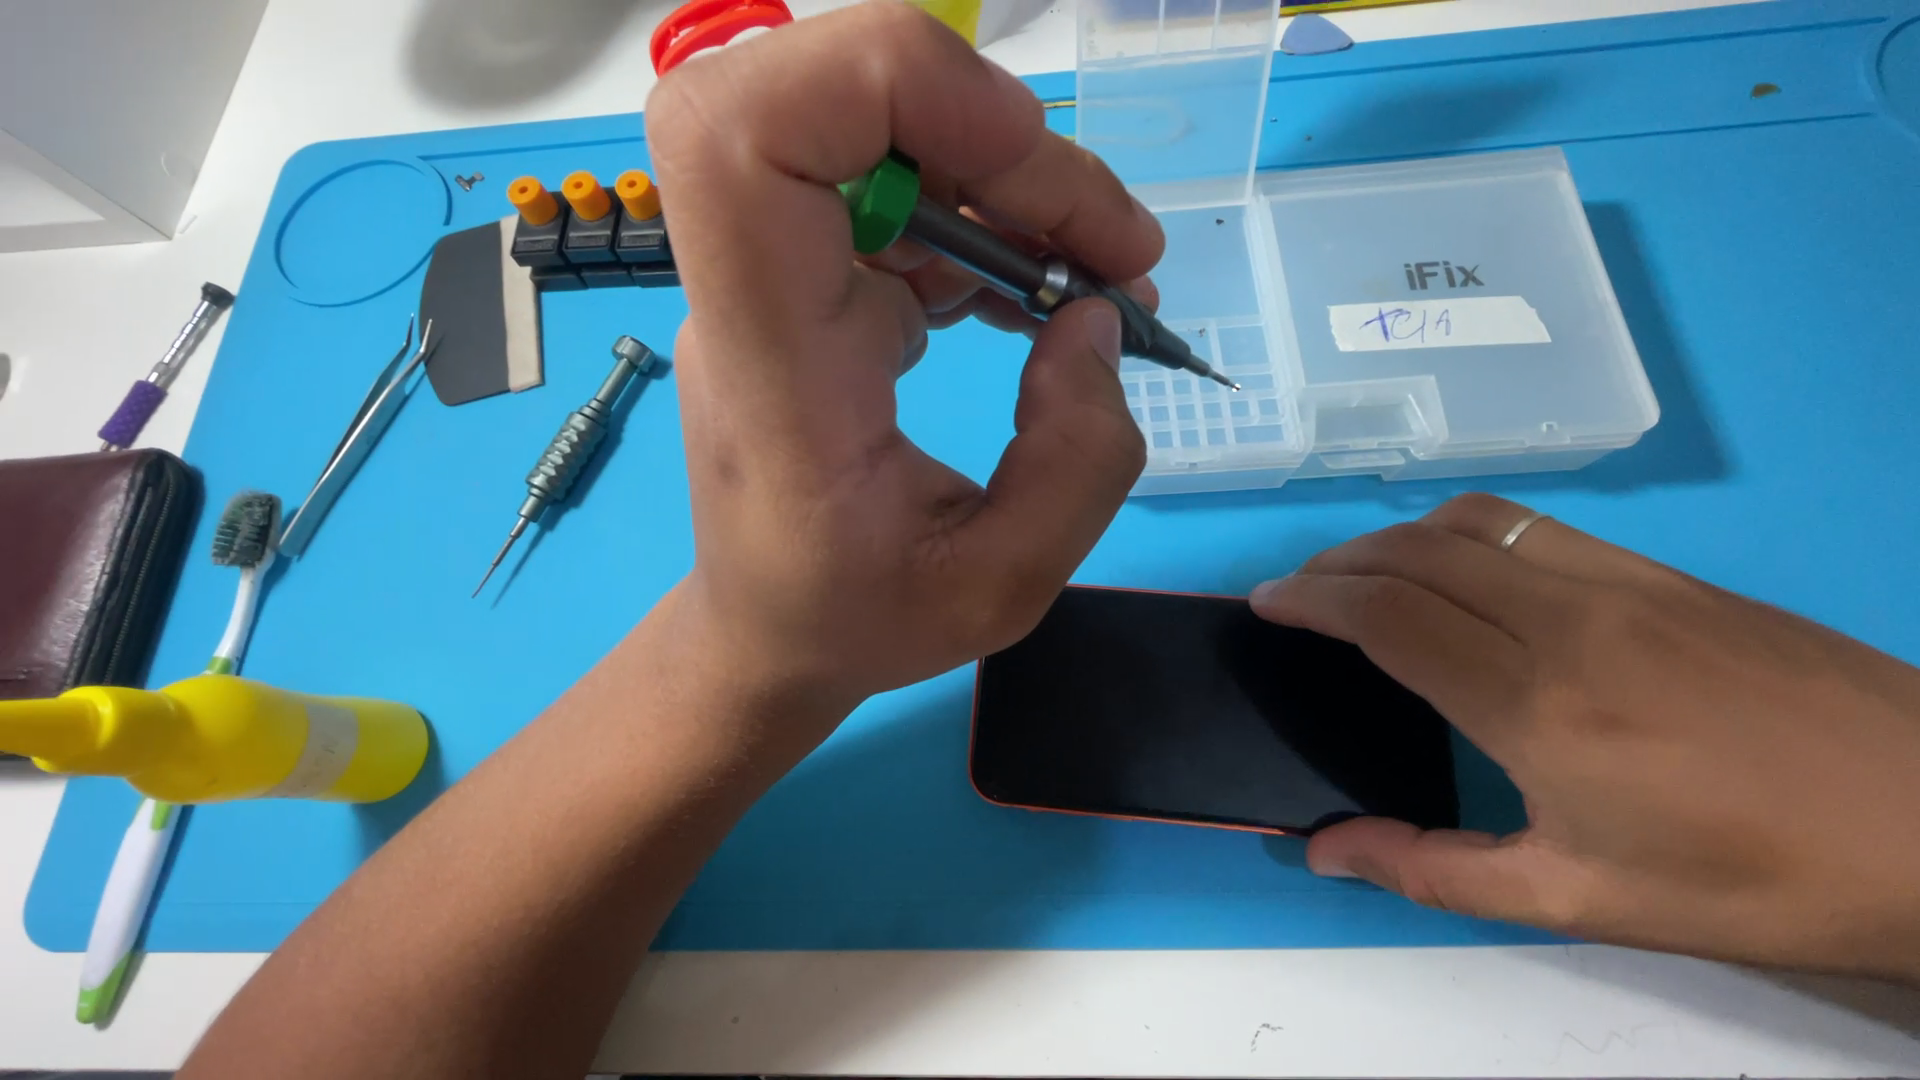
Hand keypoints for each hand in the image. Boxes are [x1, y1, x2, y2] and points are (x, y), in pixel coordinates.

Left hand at [646, 3, 1155, 722]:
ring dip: (1011, 186)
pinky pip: (897, 200)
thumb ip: (1079, 464)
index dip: (888, 83)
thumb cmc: (857, 623)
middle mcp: (755, 300)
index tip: (1020, 159)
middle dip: (985, 131)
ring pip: (880, 141)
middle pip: (819, 98)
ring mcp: (777, 286)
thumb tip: (1093, 324)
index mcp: (778, 369)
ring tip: (1102, 279)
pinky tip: (1044, 294)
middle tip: (1102, 242)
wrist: (768, 634)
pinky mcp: (809, 290)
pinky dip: (989, 223)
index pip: (748, 134)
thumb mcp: (1000, 588)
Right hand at [1252, 493, 1919, 981]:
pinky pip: (1525, 524)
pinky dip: (1456, 532)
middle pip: (1410, 553)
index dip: (1309, 599)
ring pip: (1465, 522)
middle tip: (1296, 593)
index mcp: (1534, 705)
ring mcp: (1618, 583)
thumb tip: (1323, 850)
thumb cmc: (1754, 877)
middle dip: (1333, 564)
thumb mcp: (1578, 901)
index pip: (1385, 616)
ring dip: (1390, 538)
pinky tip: (1456, 569)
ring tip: (1362, 574)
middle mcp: (1564, 621)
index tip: (1267, 604)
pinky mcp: (1660, 571)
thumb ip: (1430, 870)